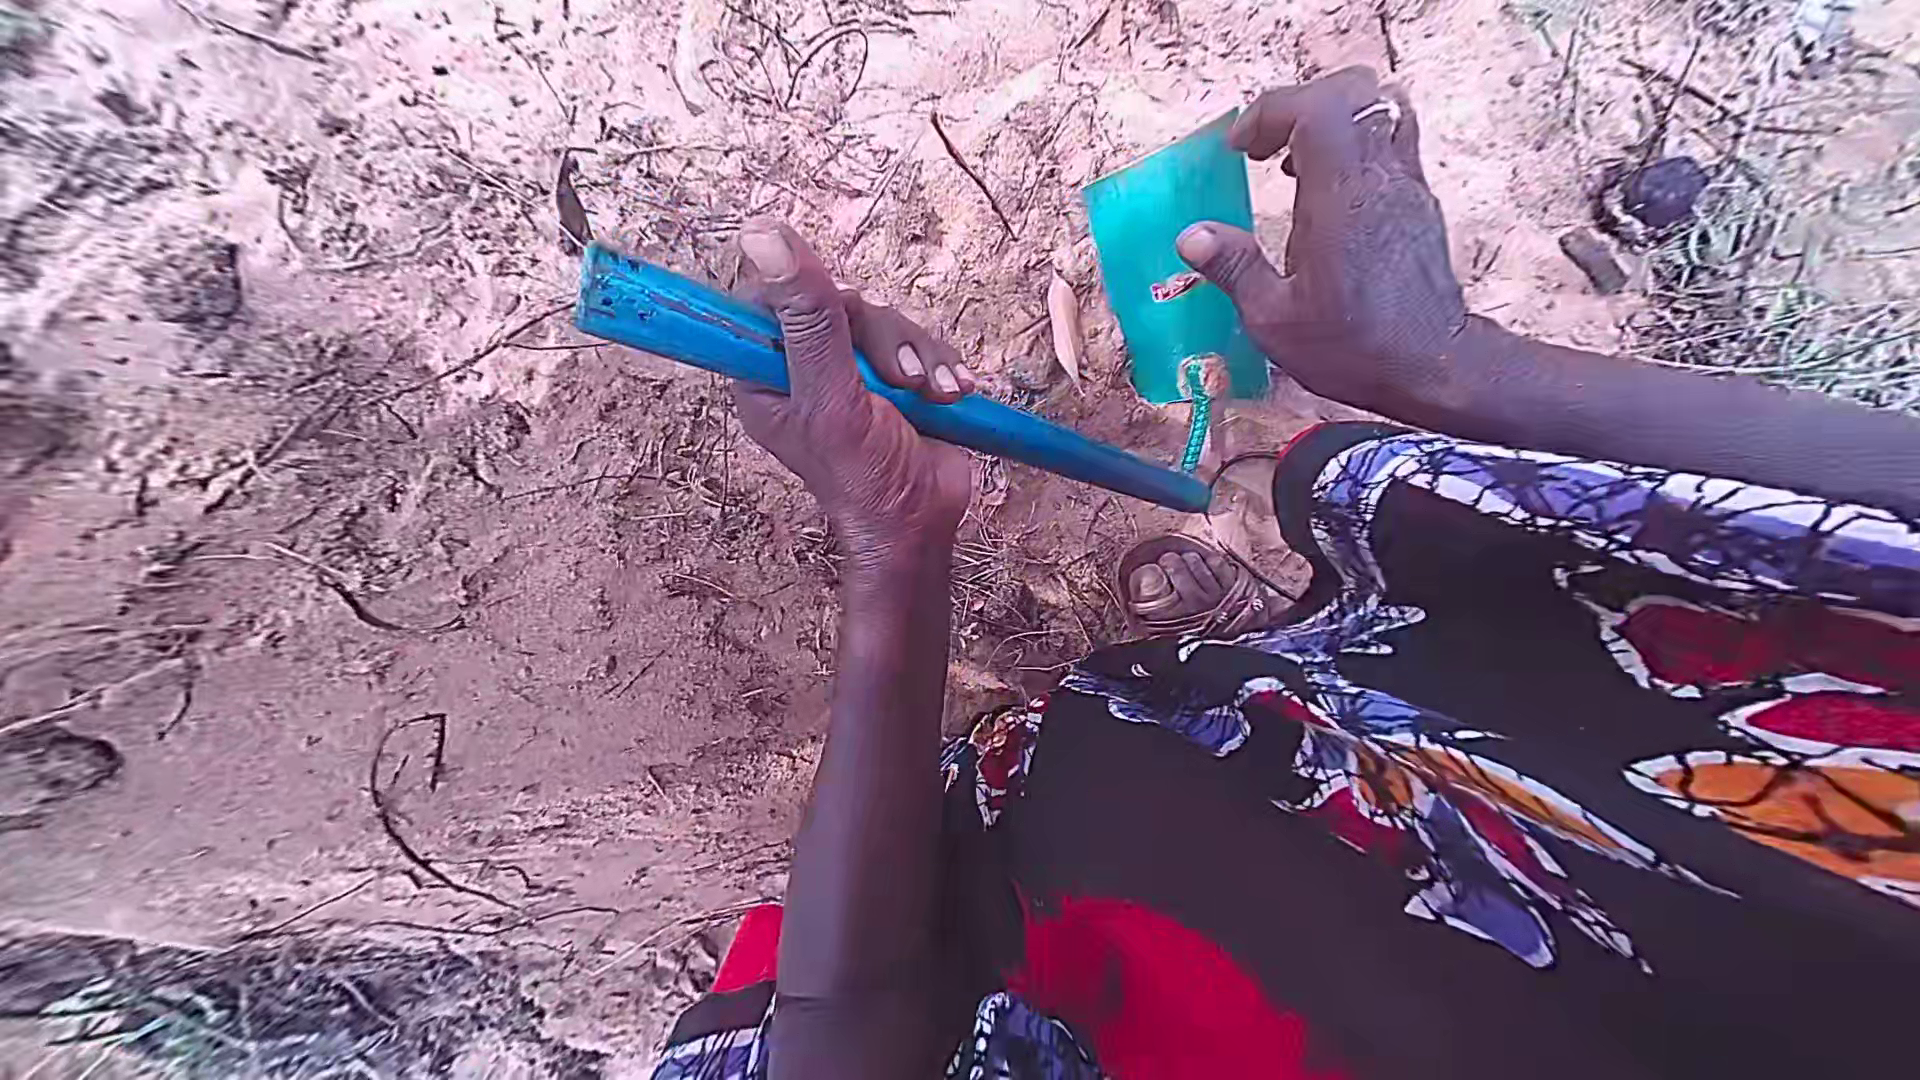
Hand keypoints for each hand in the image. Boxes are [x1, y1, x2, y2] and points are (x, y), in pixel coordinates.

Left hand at [733, 220, 974, 572]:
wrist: (921, 519)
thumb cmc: (865, 476)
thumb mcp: (832, 397)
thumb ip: (807, 321)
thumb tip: (763, 233)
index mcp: (767, 375)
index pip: (768, 301)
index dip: (805, 296)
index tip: (842, 317)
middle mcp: (806, 368)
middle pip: (838, 304)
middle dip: (882, 338)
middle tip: (901, 377)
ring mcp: (855, 373)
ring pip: (885, 321)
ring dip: (919, 355)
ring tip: (934, 395)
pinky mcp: (897, 380)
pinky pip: (918, 343)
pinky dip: (940, 365)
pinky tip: (953, 393)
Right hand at [1175, 67, 1469, 412]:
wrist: (1428, 365)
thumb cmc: (1346, 346)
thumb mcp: (1272, 317)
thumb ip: (1233, 268)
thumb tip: (1190, 235)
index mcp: (1339, 198)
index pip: (1316, 108)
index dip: (1270, 113)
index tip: (1237, 150)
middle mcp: (1379, 178)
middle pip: (1351, 94)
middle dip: (1296, 109)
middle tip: (1260, 151)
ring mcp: (1405, 186)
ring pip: (1376, 112)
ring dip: (1326, 124)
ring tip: (1287, 165)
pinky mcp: (1415, 204)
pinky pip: (1386, 145)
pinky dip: (1347, 150)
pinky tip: (1319, 198)